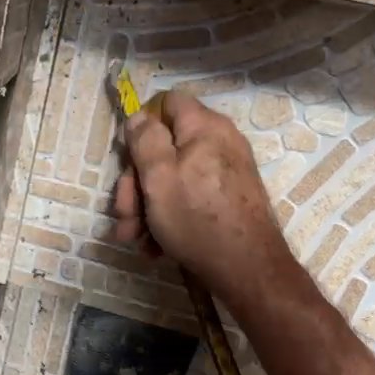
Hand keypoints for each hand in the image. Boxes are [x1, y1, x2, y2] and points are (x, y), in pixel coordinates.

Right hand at [110, 90, 300, 304]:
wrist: (250, 272)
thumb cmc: (197, 217)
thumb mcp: (158, 176)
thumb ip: (145, 140)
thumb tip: (139, 116)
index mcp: (204, 126)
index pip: (168, 102)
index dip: (143, 123)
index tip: (128, 154)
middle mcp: (219, 141)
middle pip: (166, 145)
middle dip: (138, 180)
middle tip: (124, 213)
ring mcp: (227, 171)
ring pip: (175, 175)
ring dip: (149, 204)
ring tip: (134, 237)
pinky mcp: (230, 198)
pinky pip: (192, 195)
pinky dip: (172, 214)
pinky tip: (156, 245)